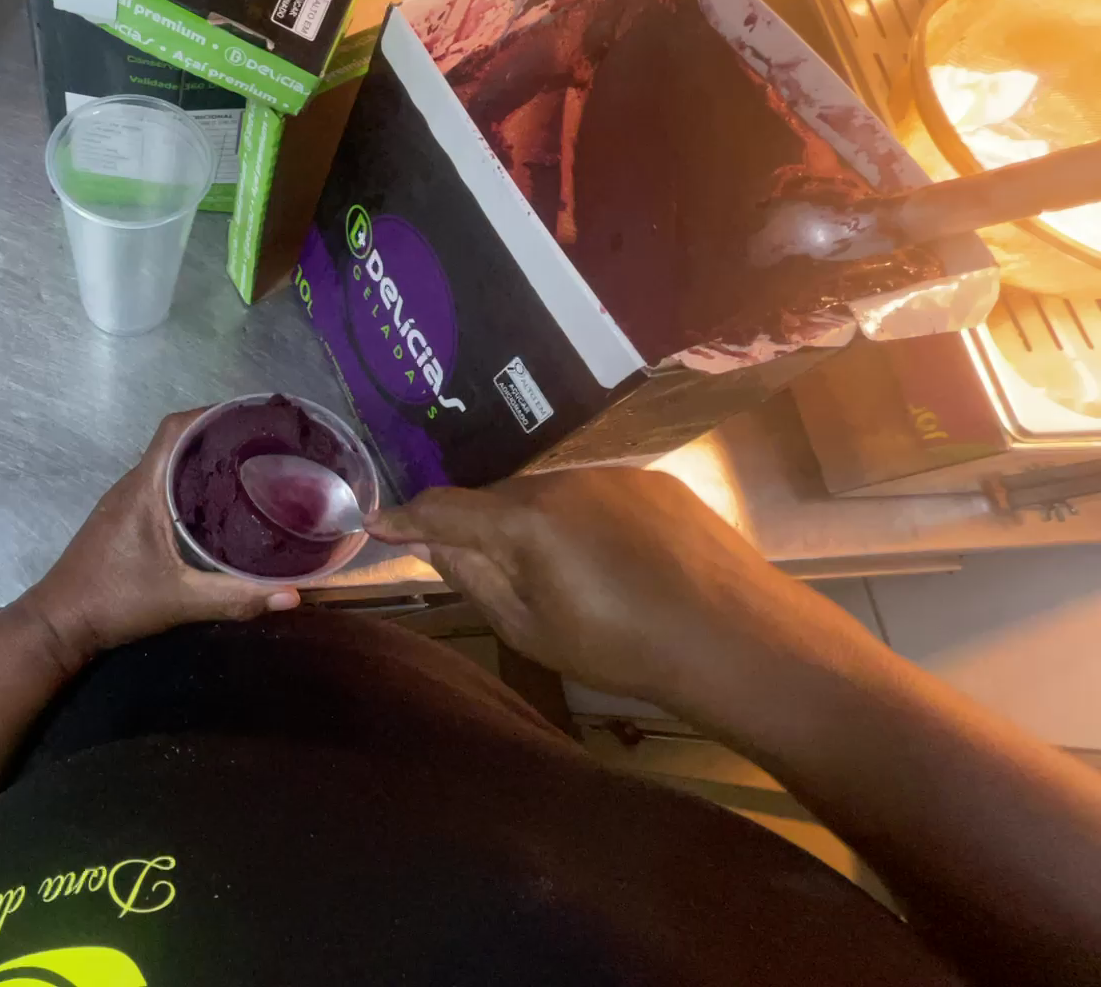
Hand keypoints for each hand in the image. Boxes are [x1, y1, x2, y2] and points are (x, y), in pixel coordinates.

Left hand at [21, 408, 299, 668]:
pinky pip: (161, 485)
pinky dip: (189, 483)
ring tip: (249, 469)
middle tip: (263, 446)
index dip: (210, 413)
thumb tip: (292, 596)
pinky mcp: (123, 519)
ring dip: (203, 460)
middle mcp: (133, 485)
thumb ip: (235, 598)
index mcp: (144, 488)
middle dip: (217, 436)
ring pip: (168, 465)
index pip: (174, 429)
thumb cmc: (114, 602)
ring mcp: (125, 502)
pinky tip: (217, 506)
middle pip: (176, 441)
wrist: (60, 624)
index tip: (251, 417)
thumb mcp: (180, 601)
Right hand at [364, 468, 873, 707]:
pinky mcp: (651, 480)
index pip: (442, 508)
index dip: (404, 517)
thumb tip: (435, 544)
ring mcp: (610, 475)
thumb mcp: (528, 630)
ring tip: (560, 572)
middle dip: (477, 527)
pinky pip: (589, 493)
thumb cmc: (625, 650)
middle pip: (493, 499)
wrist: (748, 646)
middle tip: (485, 570)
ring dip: (530, 523)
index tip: (376, 522)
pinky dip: (577, 519)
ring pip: (542, 494)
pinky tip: (608, 559)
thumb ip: (471, 578)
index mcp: (523, 520)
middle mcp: (560, 480)